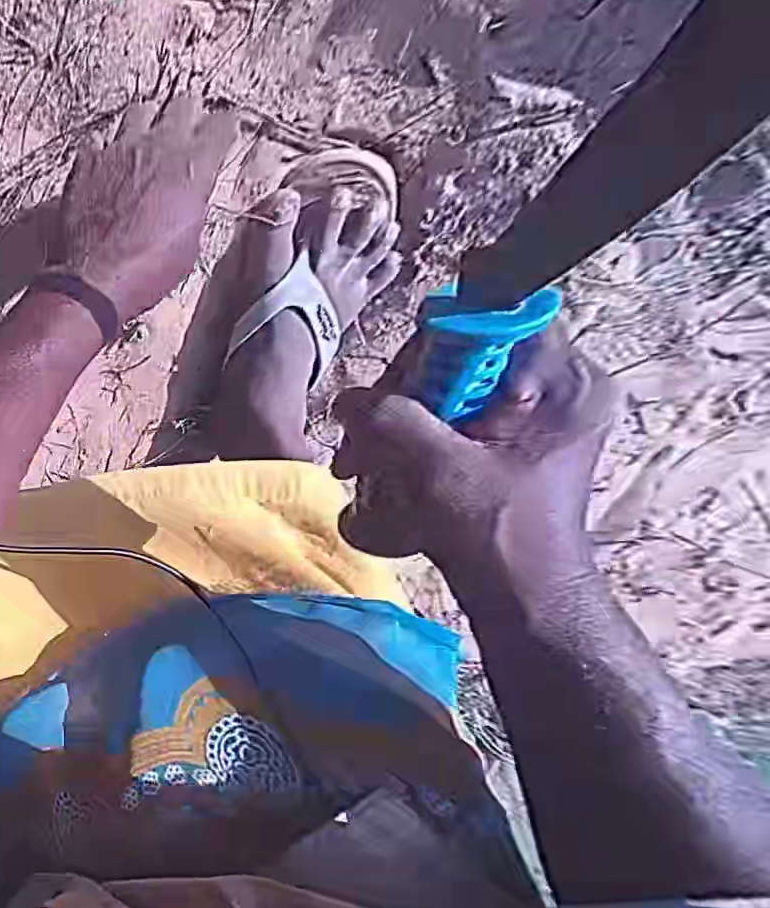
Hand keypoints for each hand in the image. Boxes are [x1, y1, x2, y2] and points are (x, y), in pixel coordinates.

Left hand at [52, 89, 238, 318]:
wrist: (96, 280)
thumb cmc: (147, 269)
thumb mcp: (190, 241)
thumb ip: (193, 205)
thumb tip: (187, 202)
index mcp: (196, 163)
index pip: (223, 122)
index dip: (220, 131)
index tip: (215, 140)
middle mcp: (160, 146)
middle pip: (182, 103)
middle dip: (183, 115)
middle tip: (177, 135)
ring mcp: (119, 151)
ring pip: (139, 111)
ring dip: (142, 123)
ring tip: (139, 142)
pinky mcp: (85, 165)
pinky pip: (95, 140)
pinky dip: (100, 150)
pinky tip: (101, 165)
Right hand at [330, 319, 622, 587]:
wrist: (517, 585)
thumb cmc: (489, 528)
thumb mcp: (434, 468)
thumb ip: (390, 420)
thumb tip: (346, 398)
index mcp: (561, 385)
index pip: (494, 322)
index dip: (434, 347)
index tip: (396, 388)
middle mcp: (555, 388)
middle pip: (458, 358)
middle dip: (400, 396)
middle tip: (364, 439)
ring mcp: (532, 413)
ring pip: (443, 390)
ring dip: (393, 423)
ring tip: (366, 464)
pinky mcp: (508, 437)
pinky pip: (446, 415)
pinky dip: (408, 437)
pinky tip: (388, 467)